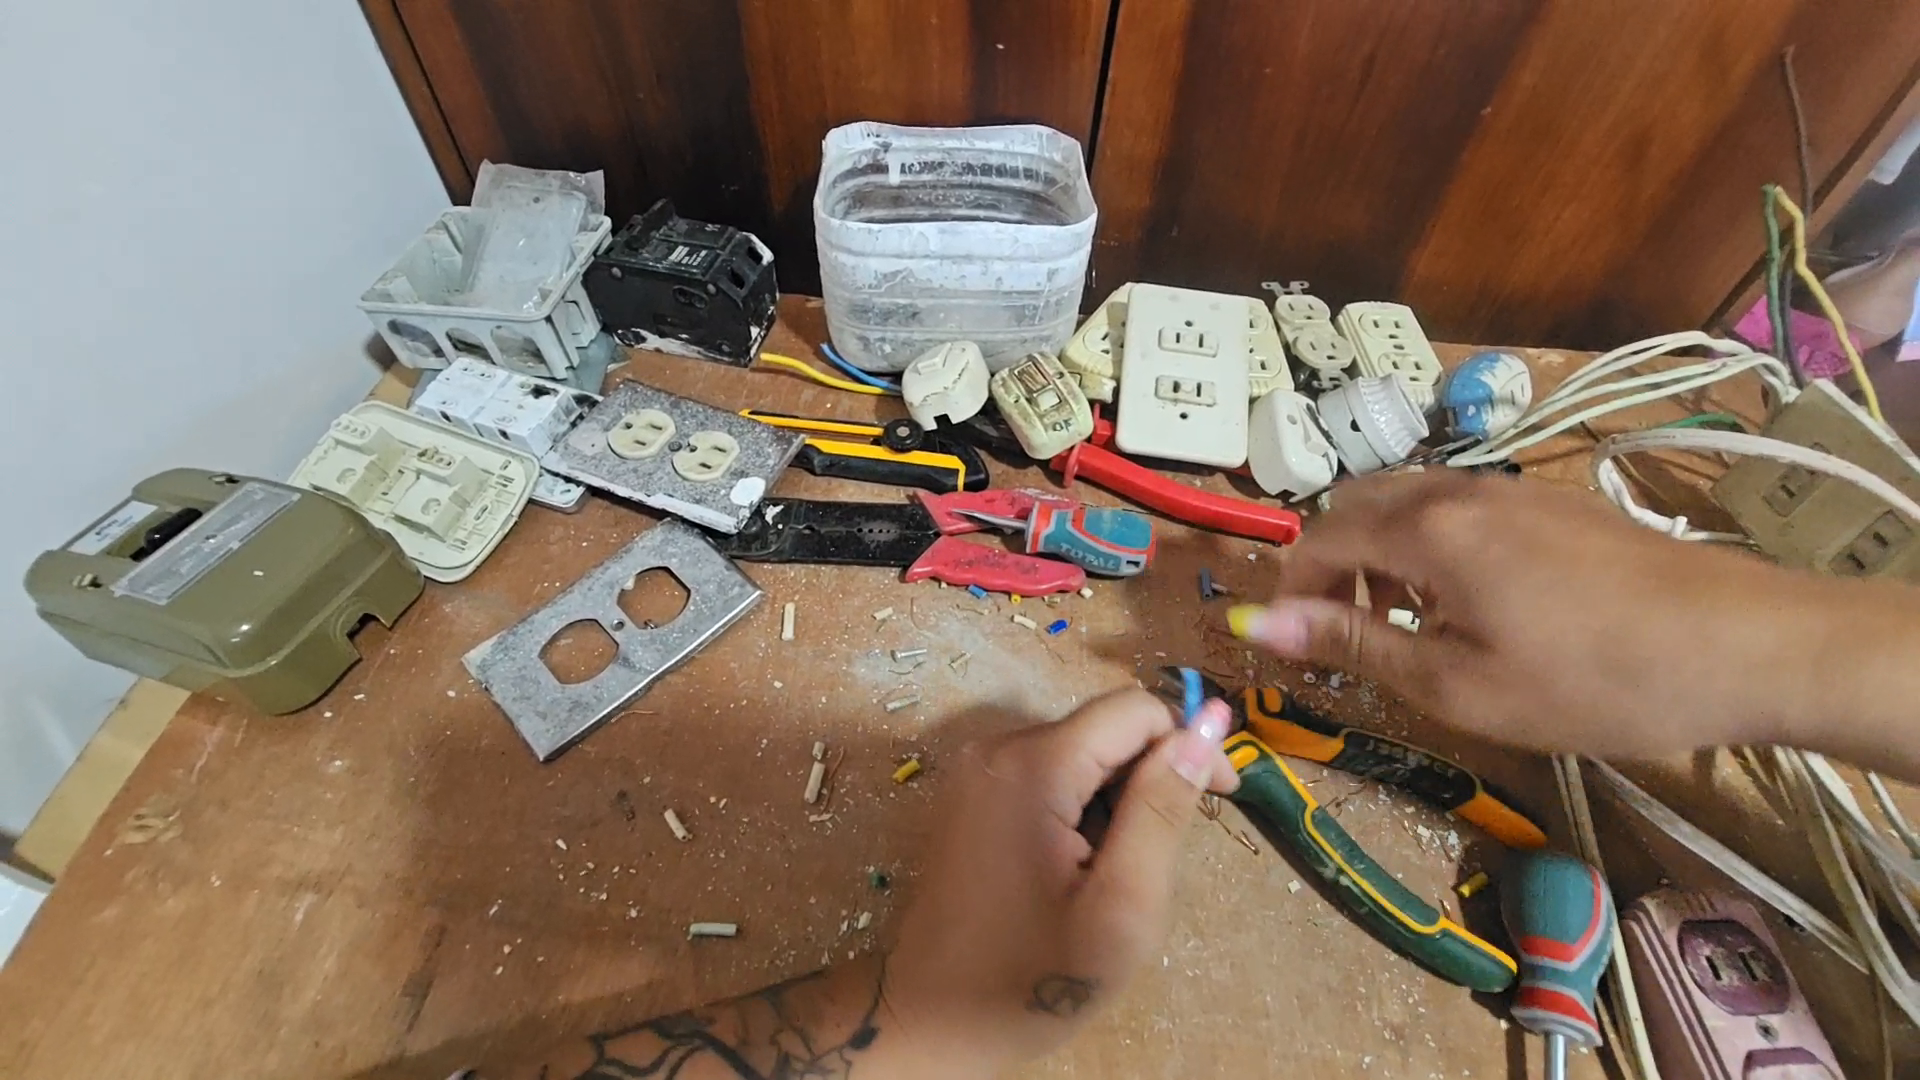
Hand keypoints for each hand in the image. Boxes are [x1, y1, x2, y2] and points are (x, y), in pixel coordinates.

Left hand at [881, 689, 1237, 1075]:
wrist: (930, 1016)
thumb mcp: (1121, 905)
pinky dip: (1077, 803)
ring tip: (1106, 873)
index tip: (1219, 796)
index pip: (1133, 709)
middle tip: (1153, 861)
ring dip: (1112, 797)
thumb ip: (1163, 808)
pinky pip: (1045, 770)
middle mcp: (999, 745)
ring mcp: (978, 766)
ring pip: (1078, 750)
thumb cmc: (1032, 977)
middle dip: (1146, 779)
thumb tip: (1205, 729)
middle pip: (1103, 728)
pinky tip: (1071, 864)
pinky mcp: (972, 788)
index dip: (1186, 742)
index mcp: (1035, 764)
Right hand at [1232, 471, 1837, 758]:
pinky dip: (1422, 543)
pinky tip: (1461, 597)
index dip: (1291, 589)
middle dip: (1329, 564)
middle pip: (1354, 507)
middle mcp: (1454, 491)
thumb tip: (1257, 627)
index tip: (1291, 640)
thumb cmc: (1591, 679)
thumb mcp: (1454, 680)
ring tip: (1398, 617)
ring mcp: (1505, 489)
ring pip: (1402, 502)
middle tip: (1339, 627)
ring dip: (1375, 553)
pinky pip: (1451, 506)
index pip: (1319, 540)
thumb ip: (1349, 643)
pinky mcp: (1544, 500)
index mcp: (1424, 530)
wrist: (1756, 648)